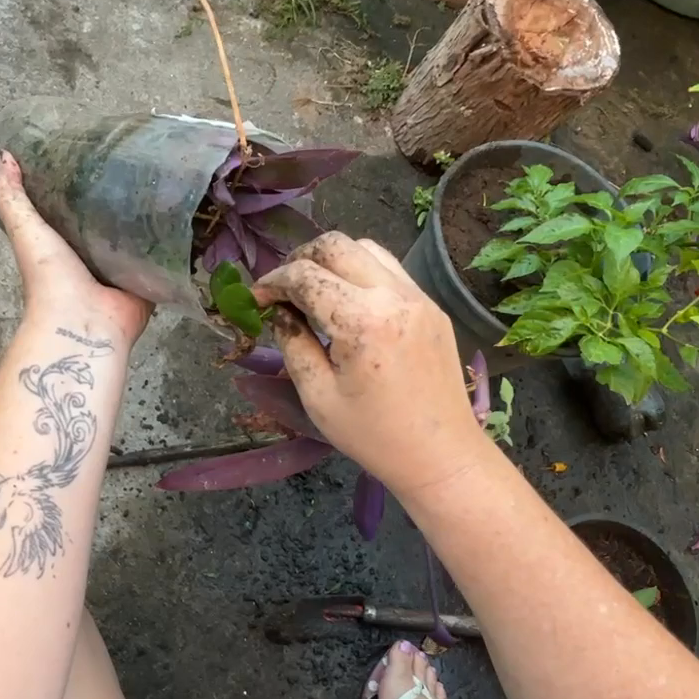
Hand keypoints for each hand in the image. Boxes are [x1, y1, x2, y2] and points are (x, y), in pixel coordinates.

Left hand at [0, 151, 152, 344]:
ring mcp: (123, 273)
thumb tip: (0, 155)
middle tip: (142, 166)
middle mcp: (95, 260)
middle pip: (110, 224)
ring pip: (138, 241)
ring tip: (168, 186)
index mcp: (65, 246)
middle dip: (123, 202)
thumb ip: (12, 198)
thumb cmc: (50, 279)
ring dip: (149, 223)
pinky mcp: (148, 284)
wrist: (82, 323)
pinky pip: (162, 262)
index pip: (77, 210)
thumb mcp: (26, 230)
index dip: (84, 186)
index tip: (100, 153)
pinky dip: (171, 248)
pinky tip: (182, 222)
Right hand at [252, 232, 489, 494]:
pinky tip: (346, 303)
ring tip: (313, 291)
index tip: (257, 300)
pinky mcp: (431, 306)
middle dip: (300, 259)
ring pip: (365, 248)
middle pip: (336, 245)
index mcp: (362, 322)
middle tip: (282, 289)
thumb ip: (294, 345)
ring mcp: (418, 297)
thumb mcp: (318, 397)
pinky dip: (359, 273)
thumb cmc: (374, 436)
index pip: (305, 276)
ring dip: (332, 260)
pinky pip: (389, 269)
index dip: (273, 282)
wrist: (442, 454)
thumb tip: (280, 313)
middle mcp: (393, 296)